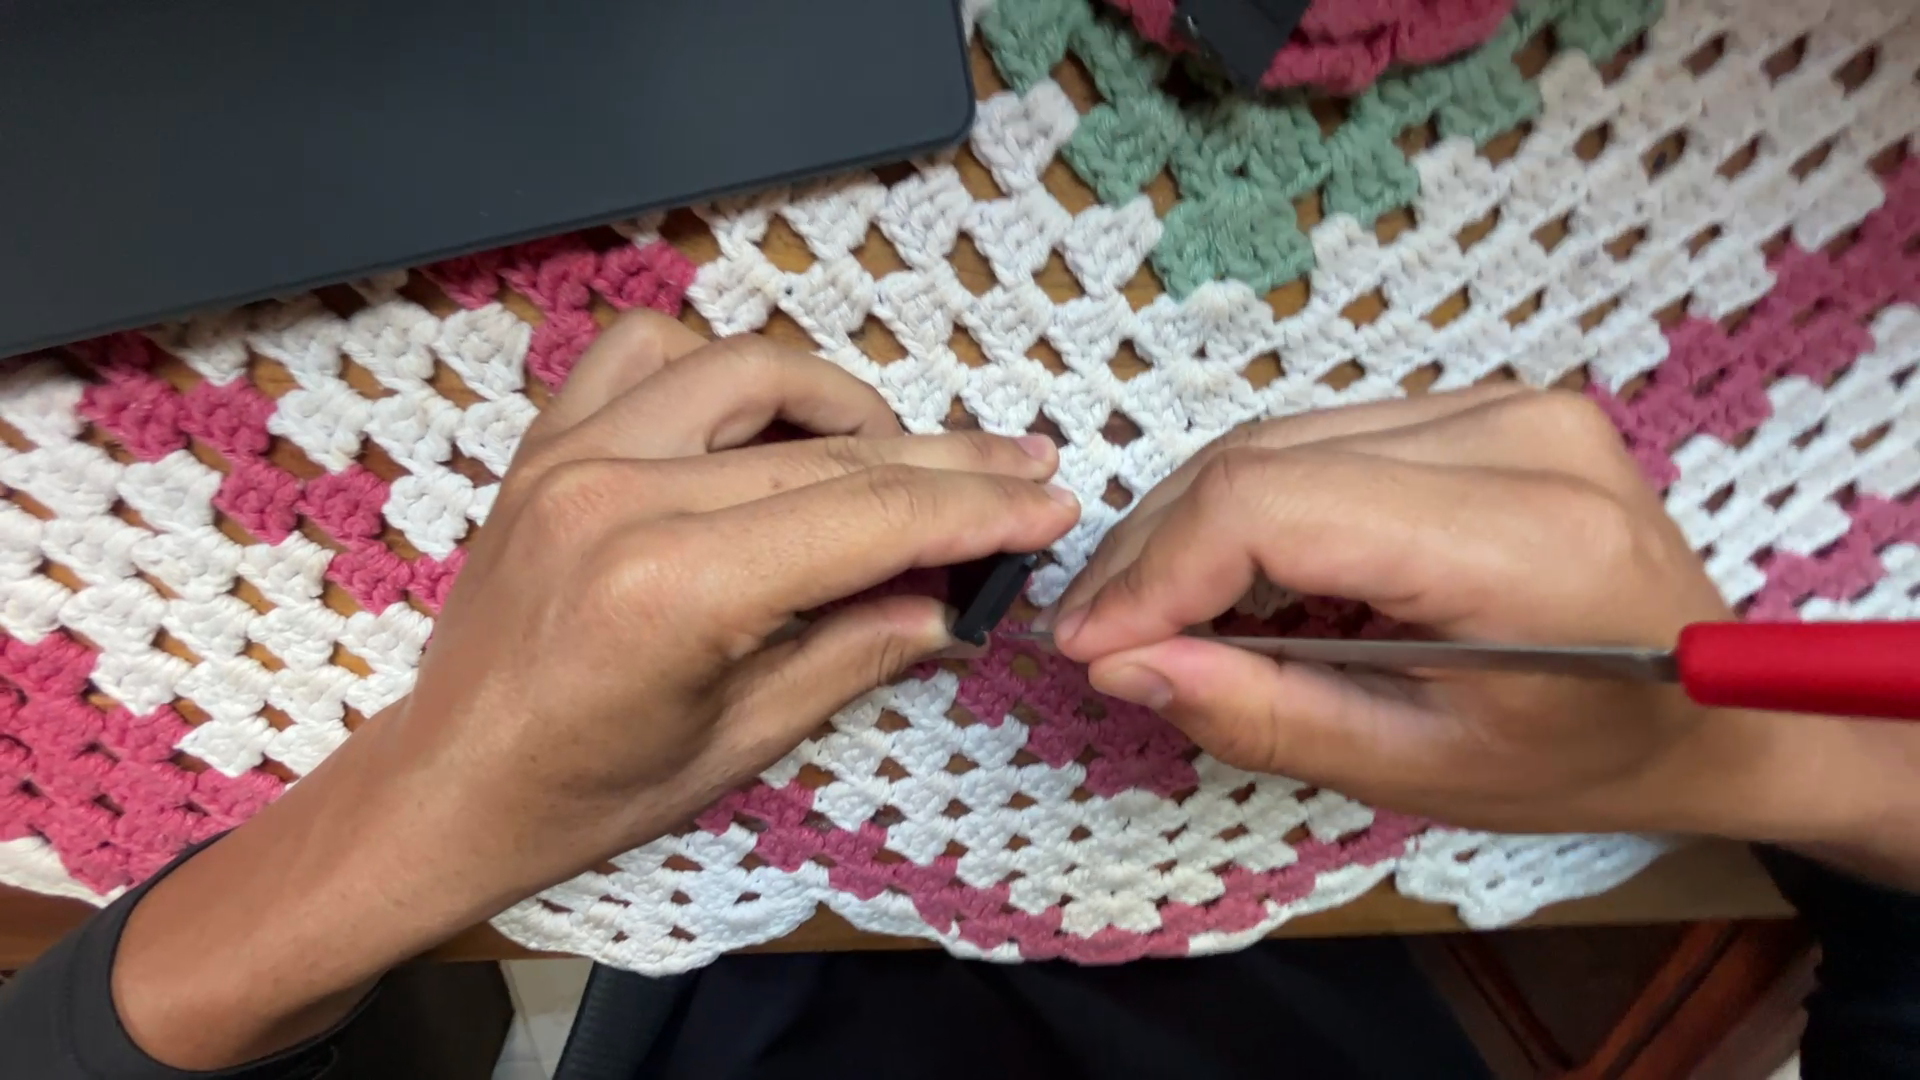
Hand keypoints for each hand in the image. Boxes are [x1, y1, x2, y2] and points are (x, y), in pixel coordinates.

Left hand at [110, 311, 1079, 1067]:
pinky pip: (651, 353)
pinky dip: (728, 372)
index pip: (868, 520)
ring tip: (902, 452)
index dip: (977, 509)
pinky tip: (764, 419)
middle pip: (834, 452)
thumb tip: (951, 598)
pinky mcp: (549, 442)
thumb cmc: (593, 794)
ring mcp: (576, 452)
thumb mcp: (747, 740)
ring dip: (851, 405)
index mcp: (674, 590)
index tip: (1050, 504)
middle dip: (951, 462)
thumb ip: (860, 649)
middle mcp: (624, 494)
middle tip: (1025, 466)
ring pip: (754, 372)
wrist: (443, 786)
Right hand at [1047, 387, 1919, 854]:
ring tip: (1132, 605)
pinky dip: (1226, 510)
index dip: (1156, 573)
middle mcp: (1506, 433)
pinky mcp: (1462, 406)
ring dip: (1175, 529)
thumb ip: (1257, 713)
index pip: (1271, 509)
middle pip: (1252, 466)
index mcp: (1521, 541)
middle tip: (1092, 631)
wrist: (1721, 708)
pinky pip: (1295, 446)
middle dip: (1147, 555)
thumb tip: (1117, 665)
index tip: (1088, 644)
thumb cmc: (1578, 761)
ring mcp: (1487, 403)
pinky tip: (1203, 568)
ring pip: (1260, 446)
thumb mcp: (1410, 769)